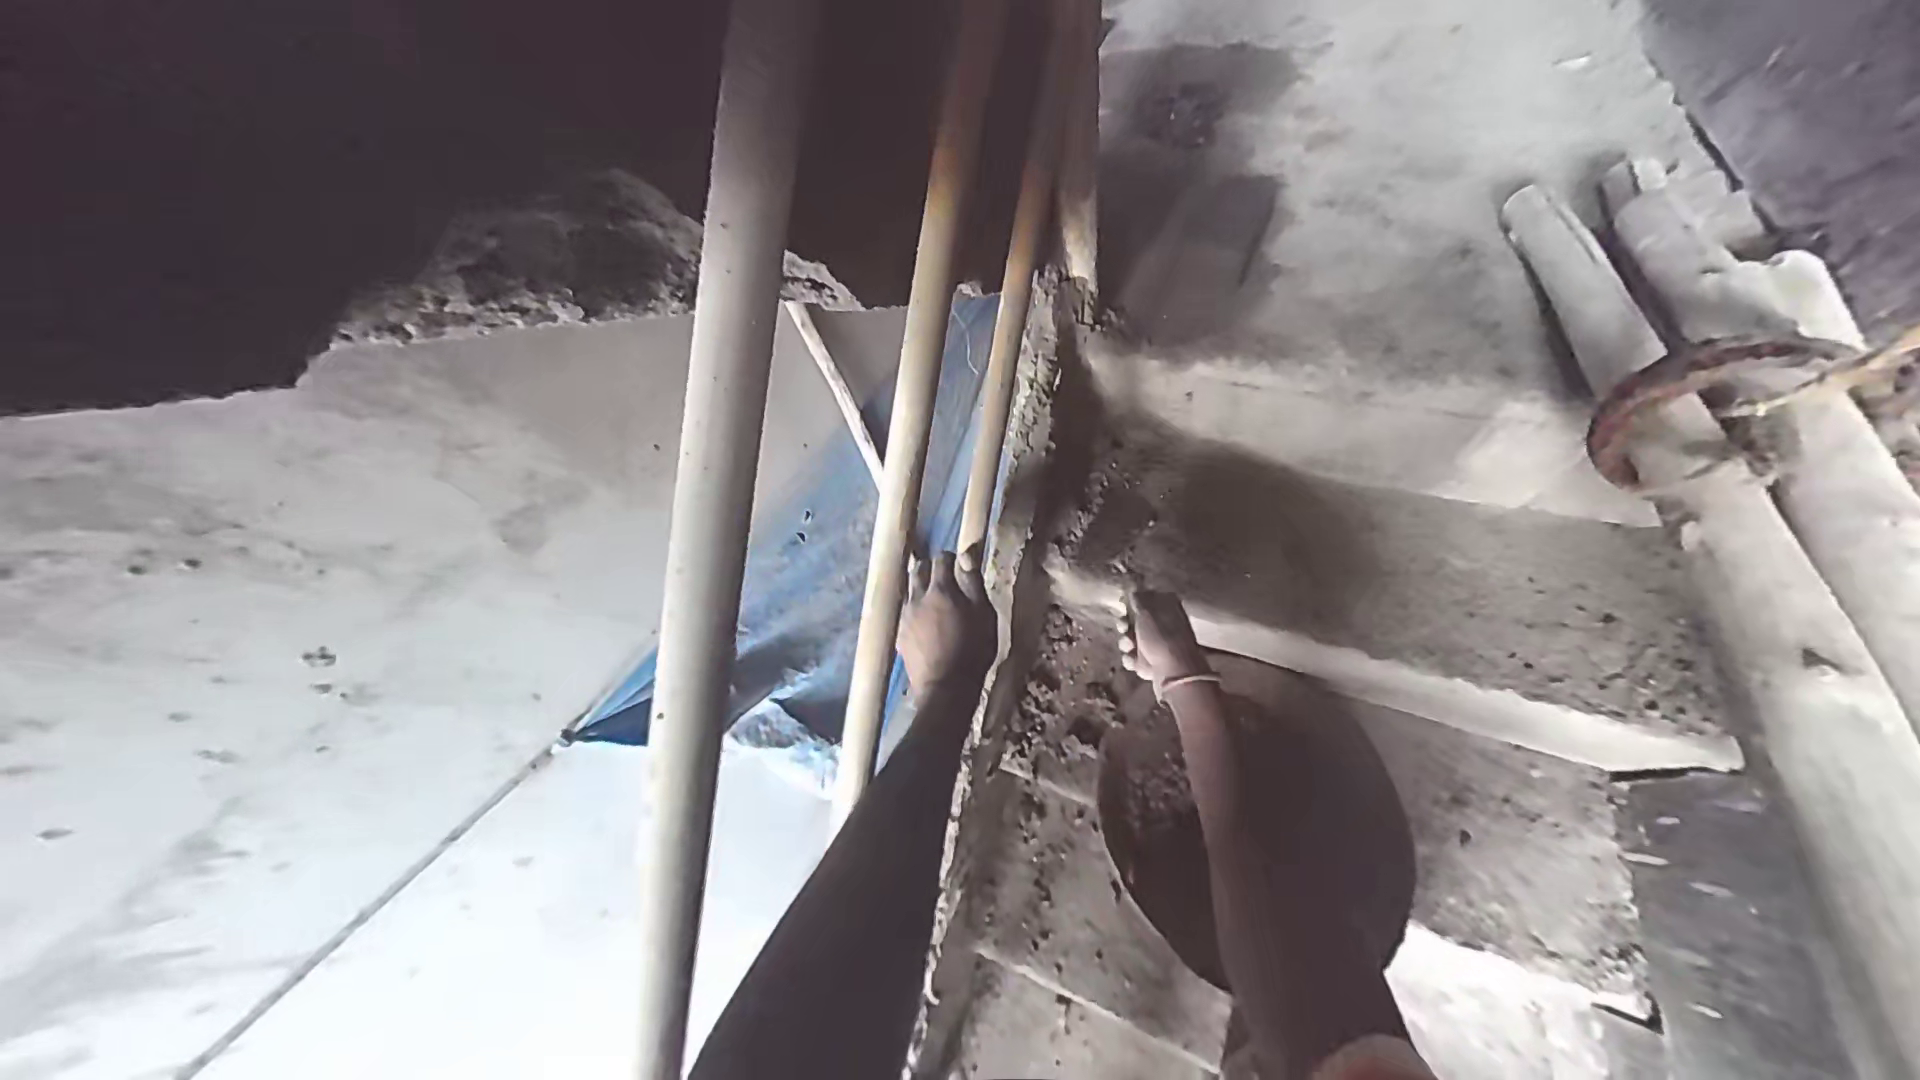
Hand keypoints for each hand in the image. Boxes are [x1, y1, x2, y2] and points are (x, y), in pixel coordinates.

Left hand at [898, 546, 994, 694]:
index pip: (941, 559)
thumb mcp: (984, 614)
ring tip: (931, 597)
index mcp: (941, 590)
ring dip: (919, 587)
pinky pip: (905, 612)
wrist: (945, 686)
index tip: (958, 563)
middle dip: (930, 567)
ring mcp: (905, 616)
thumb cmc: (973, 649)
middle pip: (918, 570)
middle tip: (943, 575)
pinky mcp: (899, 635)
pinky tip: (923, 621)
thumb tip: (966, 554)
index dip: (950, 558)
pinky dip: (914, 609)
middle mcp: (917, 598)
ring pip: (908, 590)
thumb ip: (973, 583)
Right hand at [1120, 587, 1210, 691]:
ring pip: (1130, 638)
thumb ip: (1137, 598)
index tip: (1124, 604)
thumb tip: (1133, 589)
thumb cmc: (1161, 635)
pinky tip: (1134, 660)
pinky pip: (1132, 656)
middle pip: (1135, 619)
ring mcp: (1156, 644)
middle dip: (1124, 623)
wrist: (1172, 670)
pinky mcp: (1149, 662)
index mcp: (1167, 607)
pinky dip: (1131, 658)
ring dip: (1126, 642)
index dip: (1133, 601)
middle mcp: (1162, 624)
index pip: (1146, 598)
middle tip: (1123, 626)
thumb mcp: (1147, 610)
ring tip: (1130, 646)